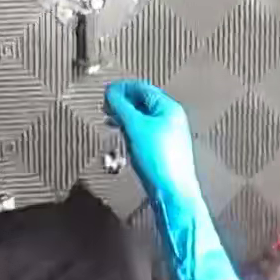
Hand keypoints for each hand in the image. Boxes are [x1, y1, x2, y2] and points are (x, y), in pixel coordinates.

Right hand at [105, 80, 203, 206]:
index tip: (107, 91)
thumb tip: (112, 93)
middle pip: (141, 101)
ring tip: (111, 118)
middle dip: (122, 102)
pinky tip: (122, 133)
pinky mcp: (160, 147)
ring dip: (124, 115)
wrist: (172, 191)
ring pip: (141, 116)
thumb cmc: (161, 161)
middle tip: (107, 105)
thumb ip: (121, 106)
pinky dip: (129, 127)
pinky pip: (142, 130)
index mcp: (169, 108)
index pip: (142, 87)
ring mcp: (166, 133)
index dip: (122, 88)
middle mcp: (170, 118)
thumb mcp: (135, 126)